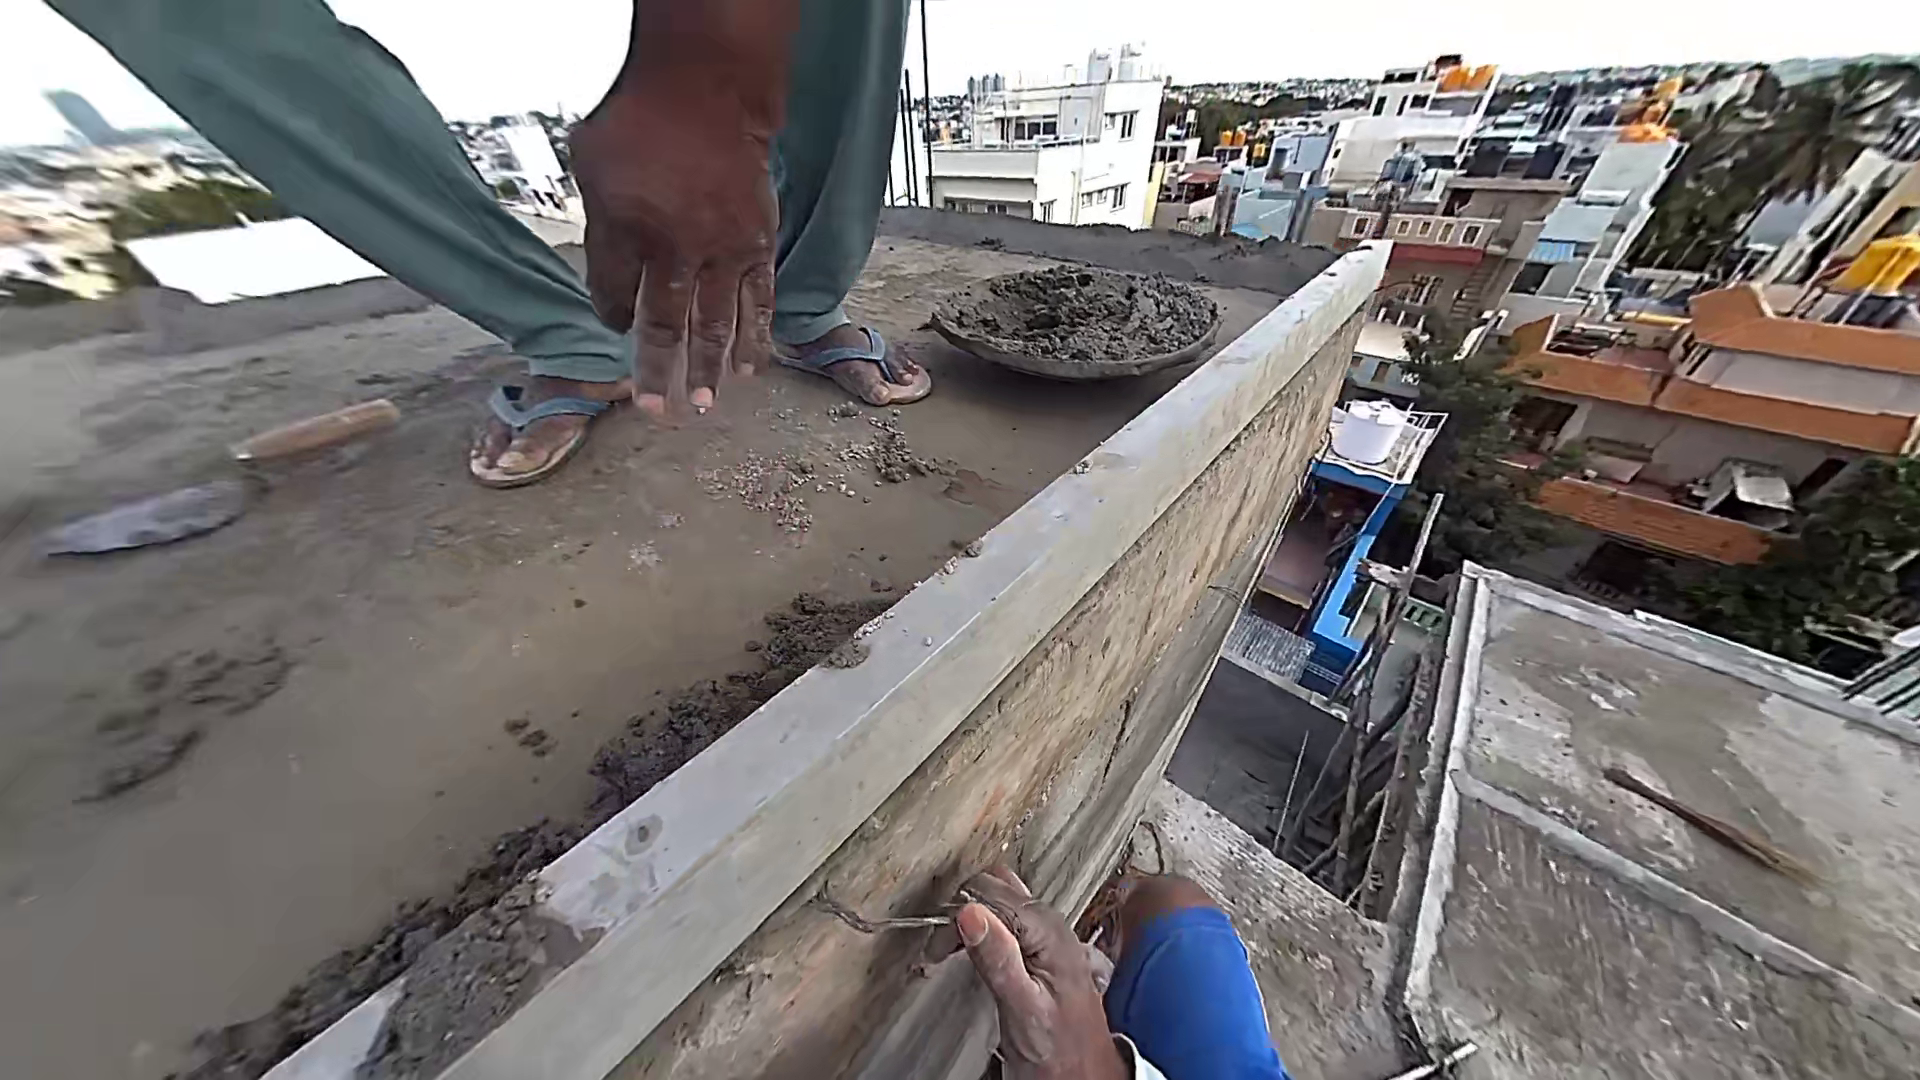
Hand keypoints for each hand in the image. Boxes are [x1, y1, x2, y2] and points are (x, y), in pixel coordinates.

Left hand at [569, 80, 778, 416]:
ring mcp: (722, 254)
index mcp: (625, 227)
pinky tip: (751, 371)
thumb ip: (601, 227)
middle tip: (657, 410)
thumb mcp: (592, 162)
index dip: (612, 319)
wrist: (708, 92)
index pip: (614, 294)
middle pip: (664, 325)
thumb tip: (612, 279)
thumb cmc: (642, 121)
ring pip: (714, 325)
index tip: (617, 330)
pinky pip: (758, 305)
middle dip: (658, 371)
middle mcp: (675, 249)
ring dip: (708, 370)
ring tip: (704, 406)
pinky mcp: (757, 251)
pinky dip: (754, 341)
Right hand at [957, 868, 1128, 1079]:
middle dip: (962, 909)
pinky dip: (984, 922)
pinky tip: (973, 942)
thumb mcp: (1024, 1012)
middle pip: (993, 890)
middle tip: (939, 947)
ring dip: (971, 913)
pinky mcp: (1039, 943)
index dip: (957, 916)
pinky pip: (1005, 915)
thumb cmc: (1061, 1054)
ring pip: (997, 898)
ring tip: (949, 943)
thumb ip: (998, 960)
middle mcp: (1048, 919)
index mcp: (1046, 927)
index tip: (937, 947)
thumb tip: (968, 912)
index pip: (989, 895)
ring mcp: (1045, 929)